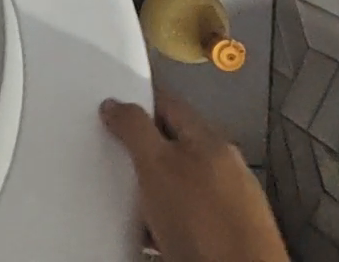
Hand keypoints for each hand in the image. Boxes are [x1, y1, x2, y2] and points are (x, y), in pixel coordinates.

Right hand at [101, 92, 286, 261]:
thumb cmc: (199, 220)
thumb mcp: (156, 165)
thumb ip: (133, 128)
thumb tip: (114, 104)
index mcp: (212, 141)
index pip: (167, 104)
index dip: (135, 102)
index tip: (106, 111)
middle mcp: (226, 168)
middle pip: (173, 144)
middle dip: (140, 149)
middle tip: (110, 155)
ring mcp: (231, 204)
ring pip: (178, 182)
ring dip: (151, 187)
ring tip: (124, 196)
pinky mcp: (228, 237)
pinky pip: (187, 215)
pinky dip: (165, 217)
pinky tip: (148, 229)